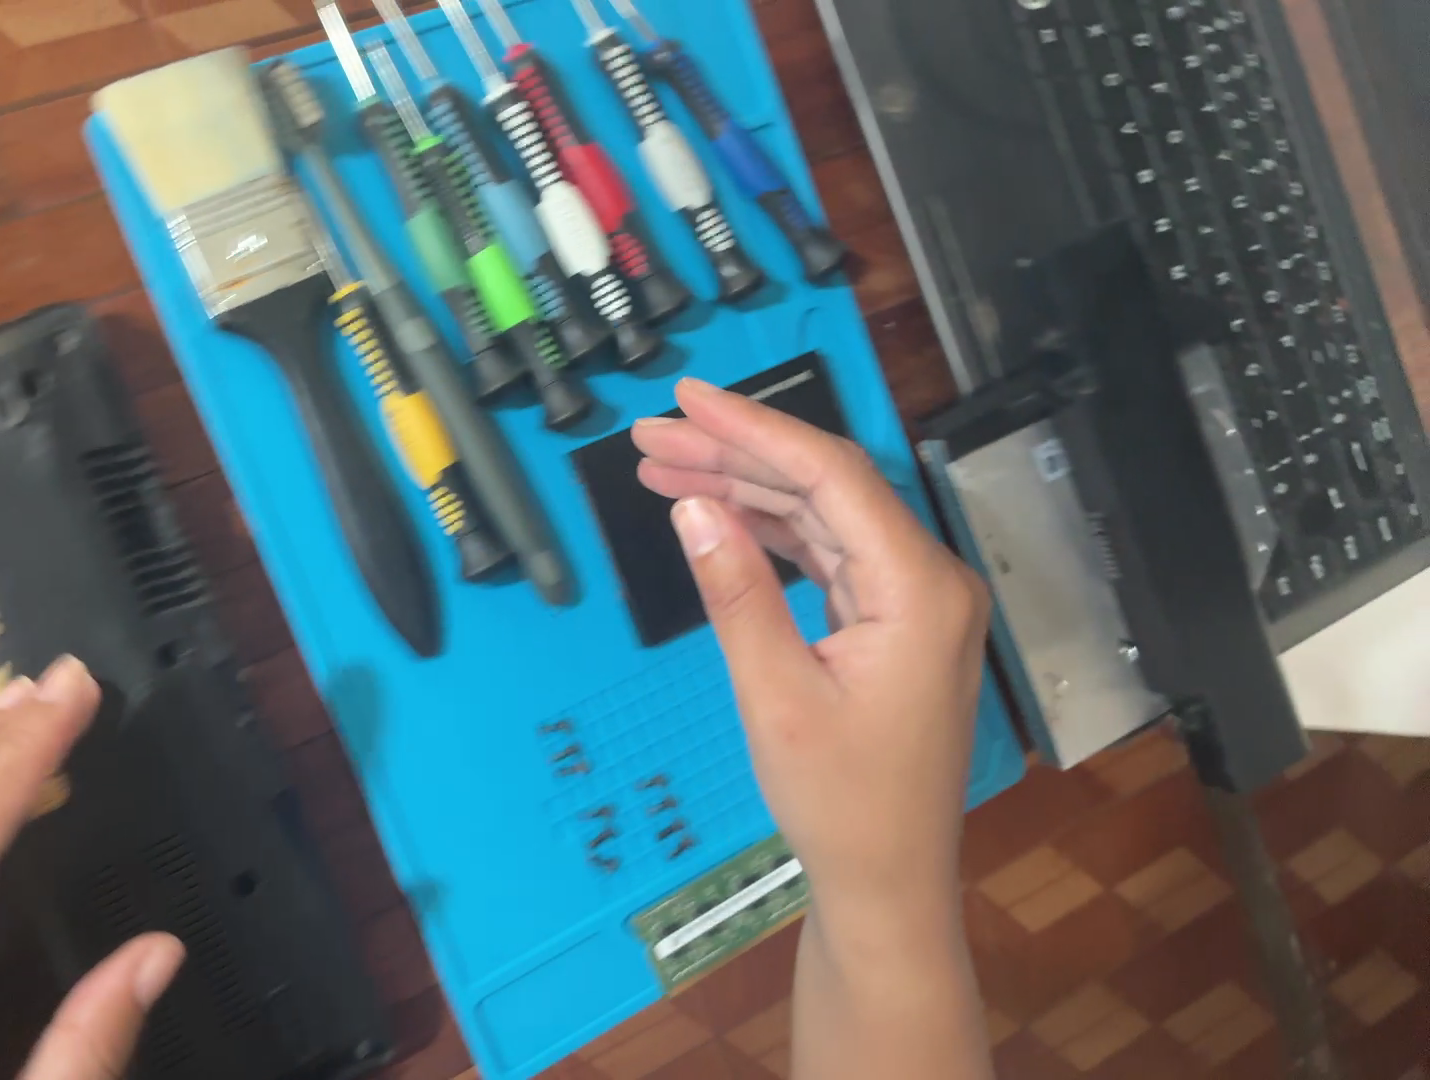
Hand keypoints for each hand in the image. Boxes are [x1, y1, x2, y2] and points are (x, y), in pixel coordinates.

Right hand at [633, 377, 988, 925]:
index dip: (754, 428)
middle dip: (731, 454)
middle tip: (650, 438)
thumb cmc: (835, 796)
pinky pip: (814, 552)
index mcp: (916, 587)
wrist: (882, 876)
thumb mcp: (773, 693)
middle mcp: (921, 576)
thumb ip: (735, 591)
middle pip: (818, 486)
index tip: (687, 399)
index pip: (829, 476)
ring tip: (661, 469)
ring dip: (738, 489)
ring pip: (812, 515)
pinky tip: (711, 514)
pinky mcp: (878, 616)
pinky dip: (759, 531)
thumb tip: (692, 506)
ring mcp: (902, 596)